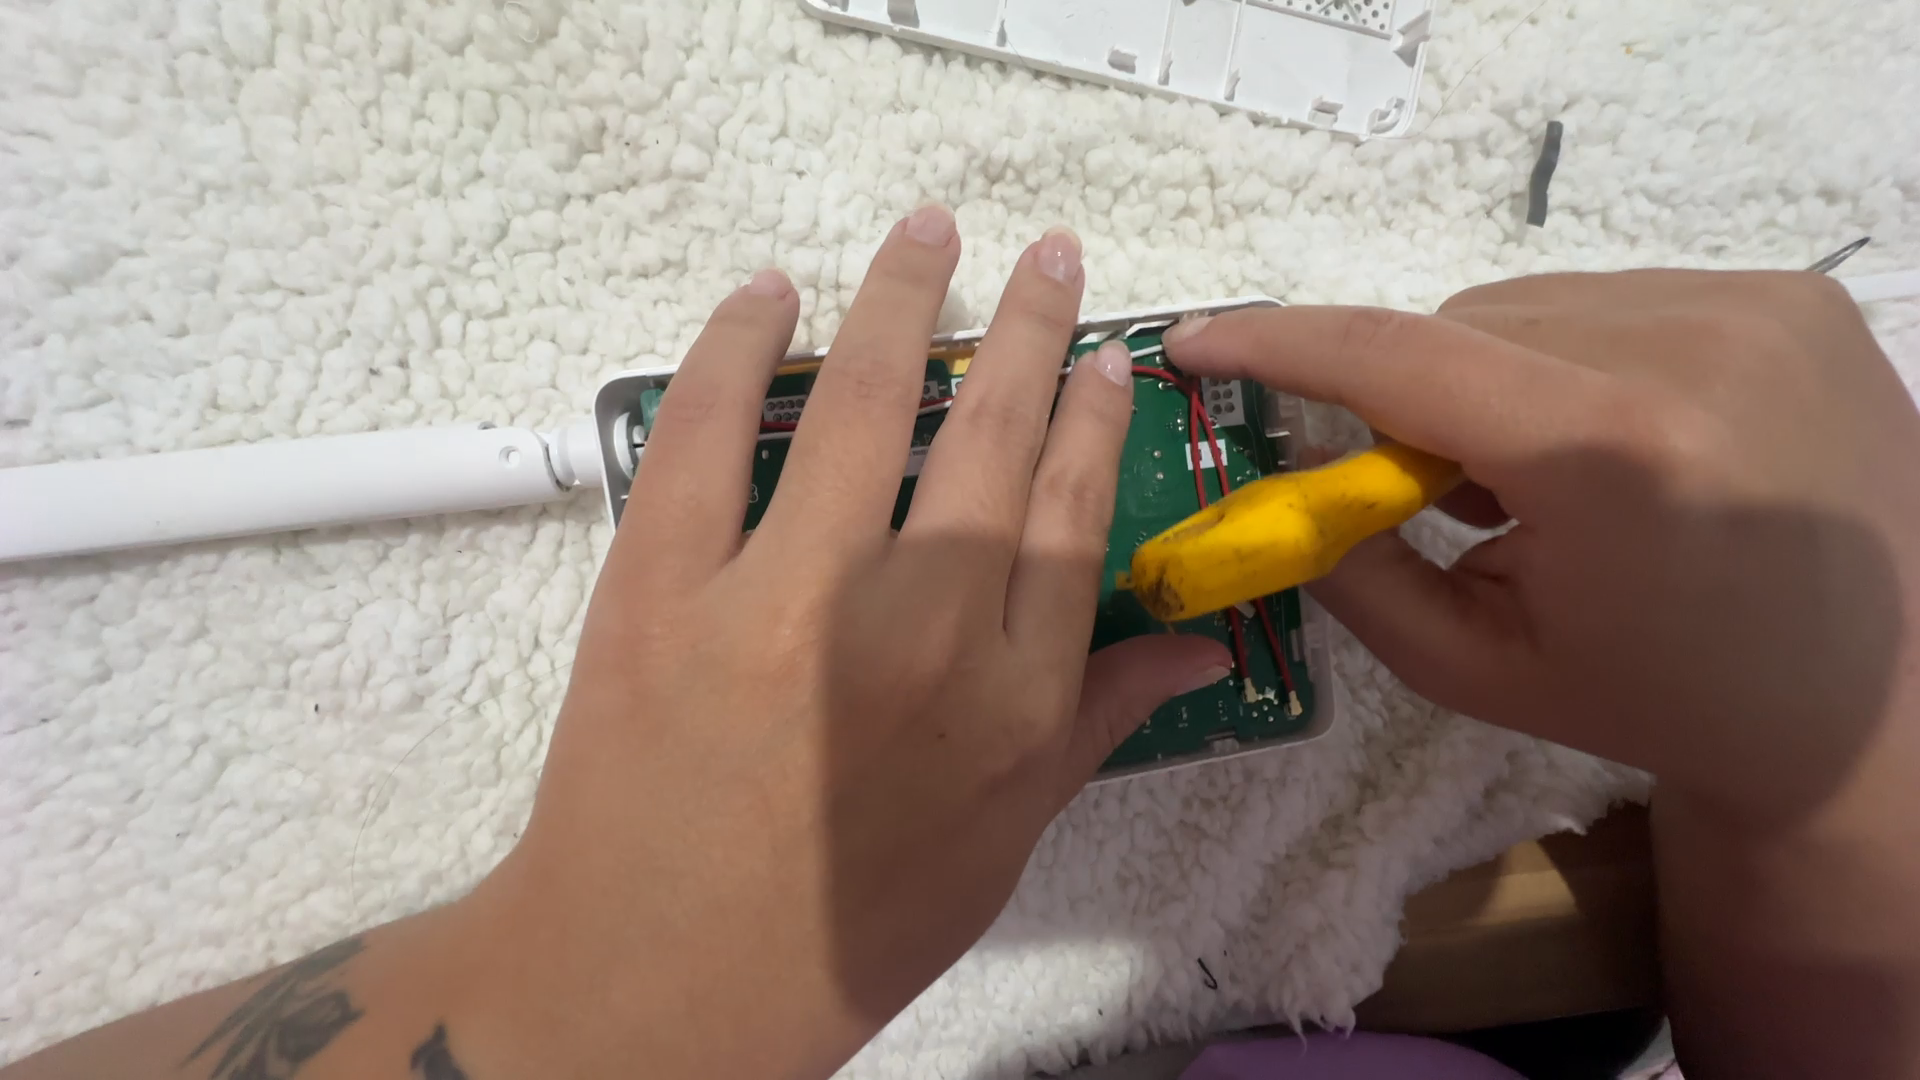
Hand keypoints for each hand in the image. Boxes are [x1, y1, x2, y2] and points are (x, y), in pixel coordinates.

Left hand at [453, 208, 1228, 1077]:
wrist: (664, 977)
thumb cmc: (855, 916)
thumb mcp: (1006, 832)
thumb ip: (1098, 717)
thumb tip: (1197, 647)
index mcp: (1010, 686)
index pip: (1073, 507)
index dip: (1095, 416)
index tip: (1107, 358)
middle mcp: (918, 618)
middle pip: (993, 432)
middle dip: (1032, 328)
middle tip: (1051, 255)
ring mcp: (785, 592)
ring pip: (866, 405)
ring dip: (905, 299)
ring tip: (931, 230)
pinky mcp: (668, 584)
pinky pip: (707, 434)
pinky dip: (737, 349)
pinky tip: (769, 295)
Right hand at [1165, 271, 1919, 1078]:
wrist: (1875, 702)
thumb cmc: (1646, 698)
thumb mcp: (1459, 661)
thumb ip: (1347, 565)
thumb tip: (1282, 472)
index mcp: (1611, 455)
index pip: (1396, 360)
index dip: (1276, 343)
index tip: (1193, 339)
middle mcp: (1692, 345)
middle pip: (1446, 335)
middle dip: (1394, 404)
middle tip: (1418, 494)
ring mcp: (1754, 303)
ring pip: (1507, 314)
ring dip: (1465, 384)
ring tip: (1517, 476)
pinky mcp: (1785, 294)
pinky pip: (1581, 306)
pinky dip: (1538, 366)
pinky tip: (1588, 442)